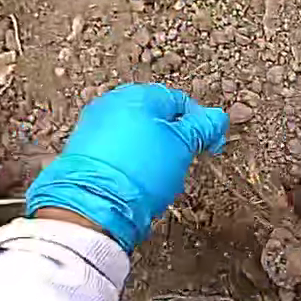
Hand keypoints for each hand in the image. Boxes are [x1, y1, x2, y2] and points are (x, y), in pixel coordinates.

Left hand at [25, 84, 228, 251]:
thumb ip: (202, 128)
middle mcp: (113, 104)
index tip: (209, 145)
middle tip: (185, 162)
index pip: (180, 102)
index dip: (201, 124)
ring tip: (160, 176)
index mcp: (139, 95)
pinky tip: (138, 182)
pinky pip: (118, 152)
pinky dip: (132, 164)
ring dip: (153, 153)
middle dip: (175, 139)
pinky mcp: (83, 151)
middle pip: (156, 118)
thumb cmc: (140, 172)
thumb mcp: (183, 147)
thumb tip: (218, 117)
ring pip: (137, 136)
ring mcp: (95, 127)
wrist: (95, 205)